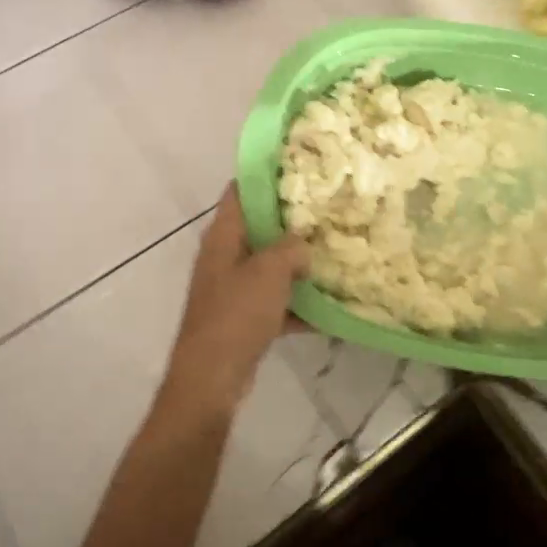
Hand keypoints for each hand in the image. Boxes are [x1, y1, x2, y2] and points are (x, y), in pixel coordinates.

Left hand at [161, 183, 310, 415]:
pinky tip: (329, 307)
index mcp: (222, 236)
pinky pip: (274, 302)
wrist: (211, 378)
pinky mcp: (242, 319)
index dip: (266, 176)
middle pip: (258, 228)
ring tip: (334, 252)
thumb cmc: (236, 315)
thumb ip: (290, 249)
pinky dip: (296, 304)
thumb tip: (303, 244)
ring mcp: (231, 289)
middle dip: (291, 221)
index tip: (301, 168)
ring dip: (296, 263)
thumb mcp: (269, 272)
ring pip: (268, 266)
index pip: (240, 191)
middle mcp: (223, 256)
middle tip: (328, 211)